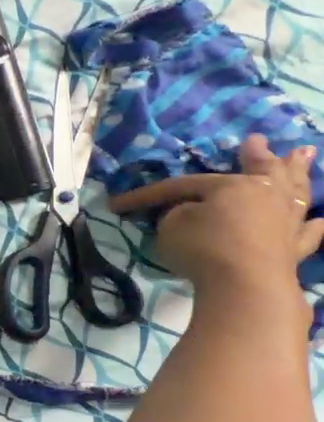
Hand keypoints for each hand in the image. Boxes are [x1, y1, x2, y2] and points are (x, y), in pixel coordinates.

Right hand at [110, 134, 323, 303]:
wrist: (244, 282)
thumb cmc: (203, 249)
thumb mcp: (171, 228)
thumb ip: (178, 214)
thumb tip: (192, 212)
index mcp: (233, 186)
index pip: (183, 185)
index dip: (147, 194)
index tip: (116, 204)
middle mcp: (268, 194)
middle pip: (263, 169)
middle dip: (258, 154)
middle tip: (258, 139)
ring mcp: (288, 219)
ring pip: (296, 190)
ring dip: (299, 172)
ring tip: (303, 155)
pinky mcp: (296, 246)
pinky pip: (307, 230)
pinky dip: (310, 224)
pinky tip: (315, 220)